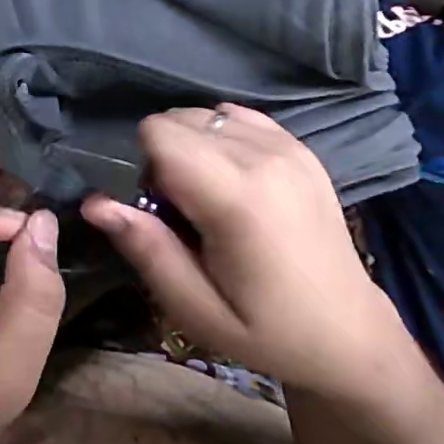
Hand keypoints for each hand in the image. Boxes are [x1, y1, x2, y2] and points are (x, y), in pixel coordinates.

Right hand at [81, 104, 394, 391]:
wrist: (348, 331)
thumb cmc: (267, 329)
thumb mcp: (196, 309)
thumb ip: (146, 248)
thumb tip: (94, 202)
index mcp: (237, 196)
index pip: (159, 132)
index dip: (144, 166)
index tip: (159, 208)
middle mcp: (264, 156)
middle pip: (179, 118)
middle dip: (164, 155)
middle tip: (184, 210)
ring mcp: (287, 145)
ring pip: (206, 112)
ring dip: (193, 145)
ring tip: (211, 195)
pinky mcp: (300, 145)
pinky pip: (238, 115)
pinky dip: (222, 136)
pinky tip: (235, 178)